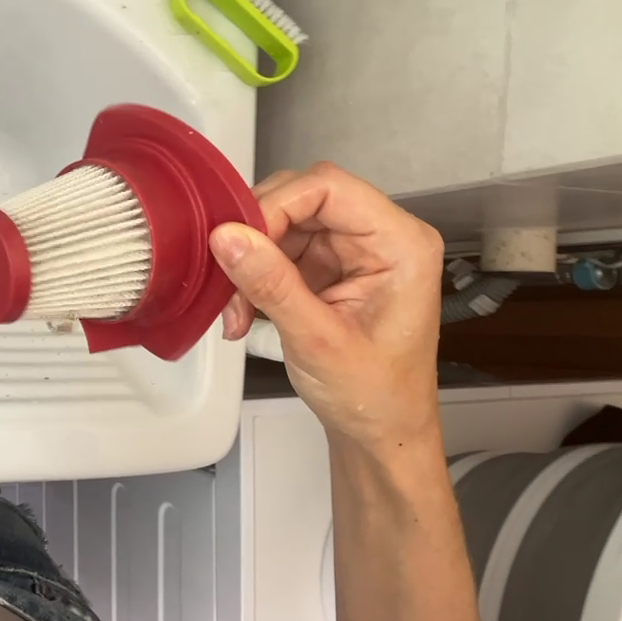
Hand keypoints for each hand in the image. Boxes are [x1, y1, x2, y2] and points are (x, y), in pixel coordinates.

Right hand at [210, 163, 444, 449]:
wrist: (380, 433)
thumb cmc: (370, 395)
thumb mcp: (316, 340)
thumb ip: (271, 284)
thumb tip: (223, 236)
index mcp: (398, 243)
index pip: (328, 187)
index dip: (275, 206)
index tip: (235, 245)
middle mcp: (376, 236)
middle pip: (301, 200)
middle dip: (256, 237)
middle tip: (229, 282)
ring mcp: (349, 252)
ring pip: (281, 226)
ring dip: (247, 263)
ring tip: (234, 313)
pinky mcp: (326, 269)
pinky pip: (276, 252)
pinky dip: (251, 279)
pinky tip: (241, 314)